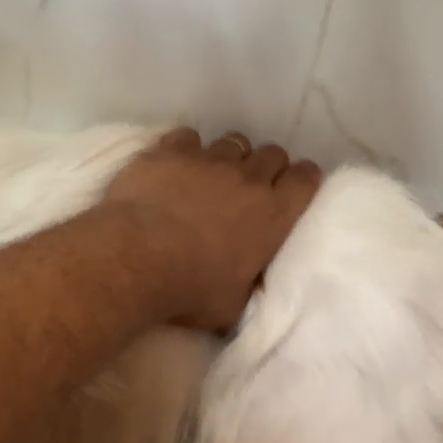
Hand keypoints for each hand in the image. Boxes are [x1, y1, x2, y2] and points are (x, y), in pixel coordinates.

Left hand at [103, 129, 321, 332]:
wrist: (135, 259)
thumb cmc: (190, 289)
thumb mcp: (233, 305)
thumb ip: (249, 287)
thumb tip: (250, 287)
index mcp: (274, 215)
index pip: (307, 179)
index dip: (302, 180)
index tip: (292, 191)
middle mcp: (249, 178)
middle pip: (273, 153)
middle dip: (266, 167)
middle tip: (249, 188)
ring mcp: (209, 159)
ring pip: (234, 142)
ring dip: (229, 157)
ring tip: (212, 176)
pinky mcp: (171, 151)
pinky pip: (188, 137)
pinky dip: (186, 149)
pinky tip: (174, 166)